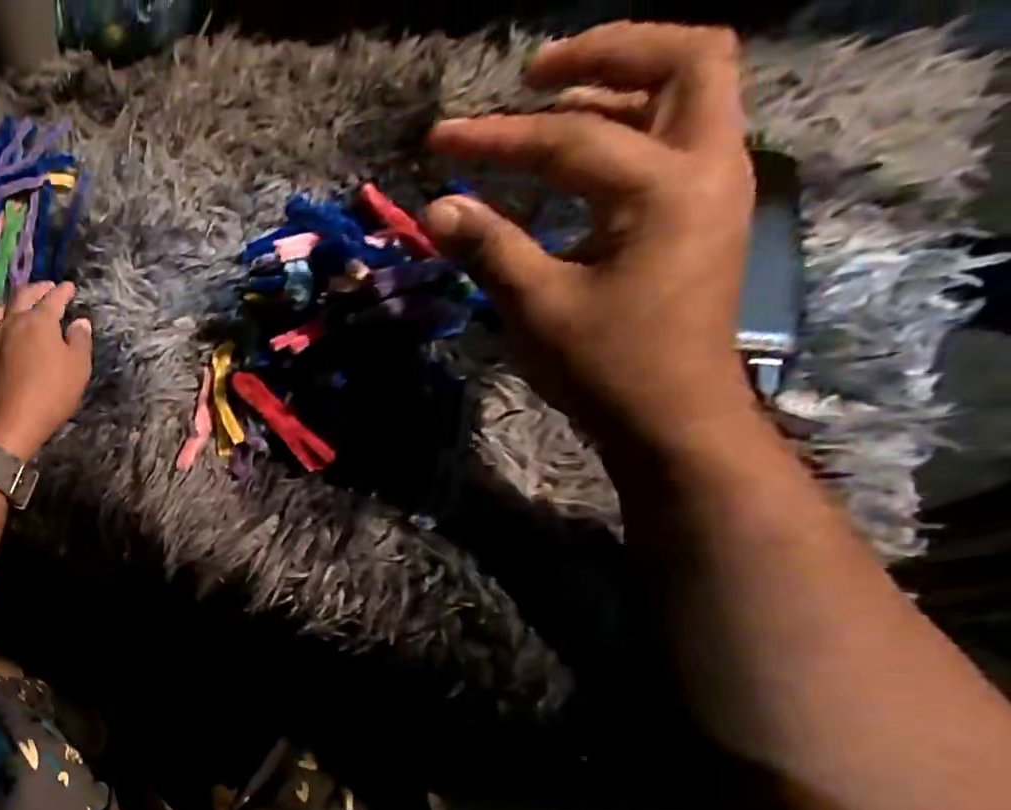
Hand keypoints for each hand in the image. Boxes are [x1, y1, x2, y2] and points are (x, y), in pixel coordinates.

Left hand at [0, 282, 93, 459]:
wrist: (10, 423)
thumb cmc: (50, 394)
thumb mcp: (78, 368)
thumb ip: (80, 341)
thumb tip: (80, 322)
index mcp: (40, 320)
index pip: (54, 298)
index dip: (63, 291)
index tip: (69, 287)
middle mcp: (14, 321)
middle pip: (24, 296)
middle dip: (38, 289)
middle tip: (47, 287)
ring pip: (0, 307)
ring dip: (12, 301)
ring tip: (19, 305)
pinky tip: (0, 326)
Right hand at [423, 22, 758, 456]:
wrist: (672, 412)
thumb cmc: (605, 365)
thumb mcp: (535, 307)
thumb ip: (488, 247)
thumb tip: (437, 207)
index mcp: (666, 190)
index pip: (572, 138)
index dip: (495, 138)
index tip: (439, 141)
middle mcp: (709, 166)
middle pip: (688, 60)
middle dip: (608, 51)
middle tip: (533, 72)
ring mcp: (716, 184)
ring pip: (691, 91)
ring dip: (622, 80)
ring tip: (549, 97)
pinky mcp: (704, 207)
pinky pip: (678, 134)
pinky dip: (630, 122)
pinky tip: (579, 147)